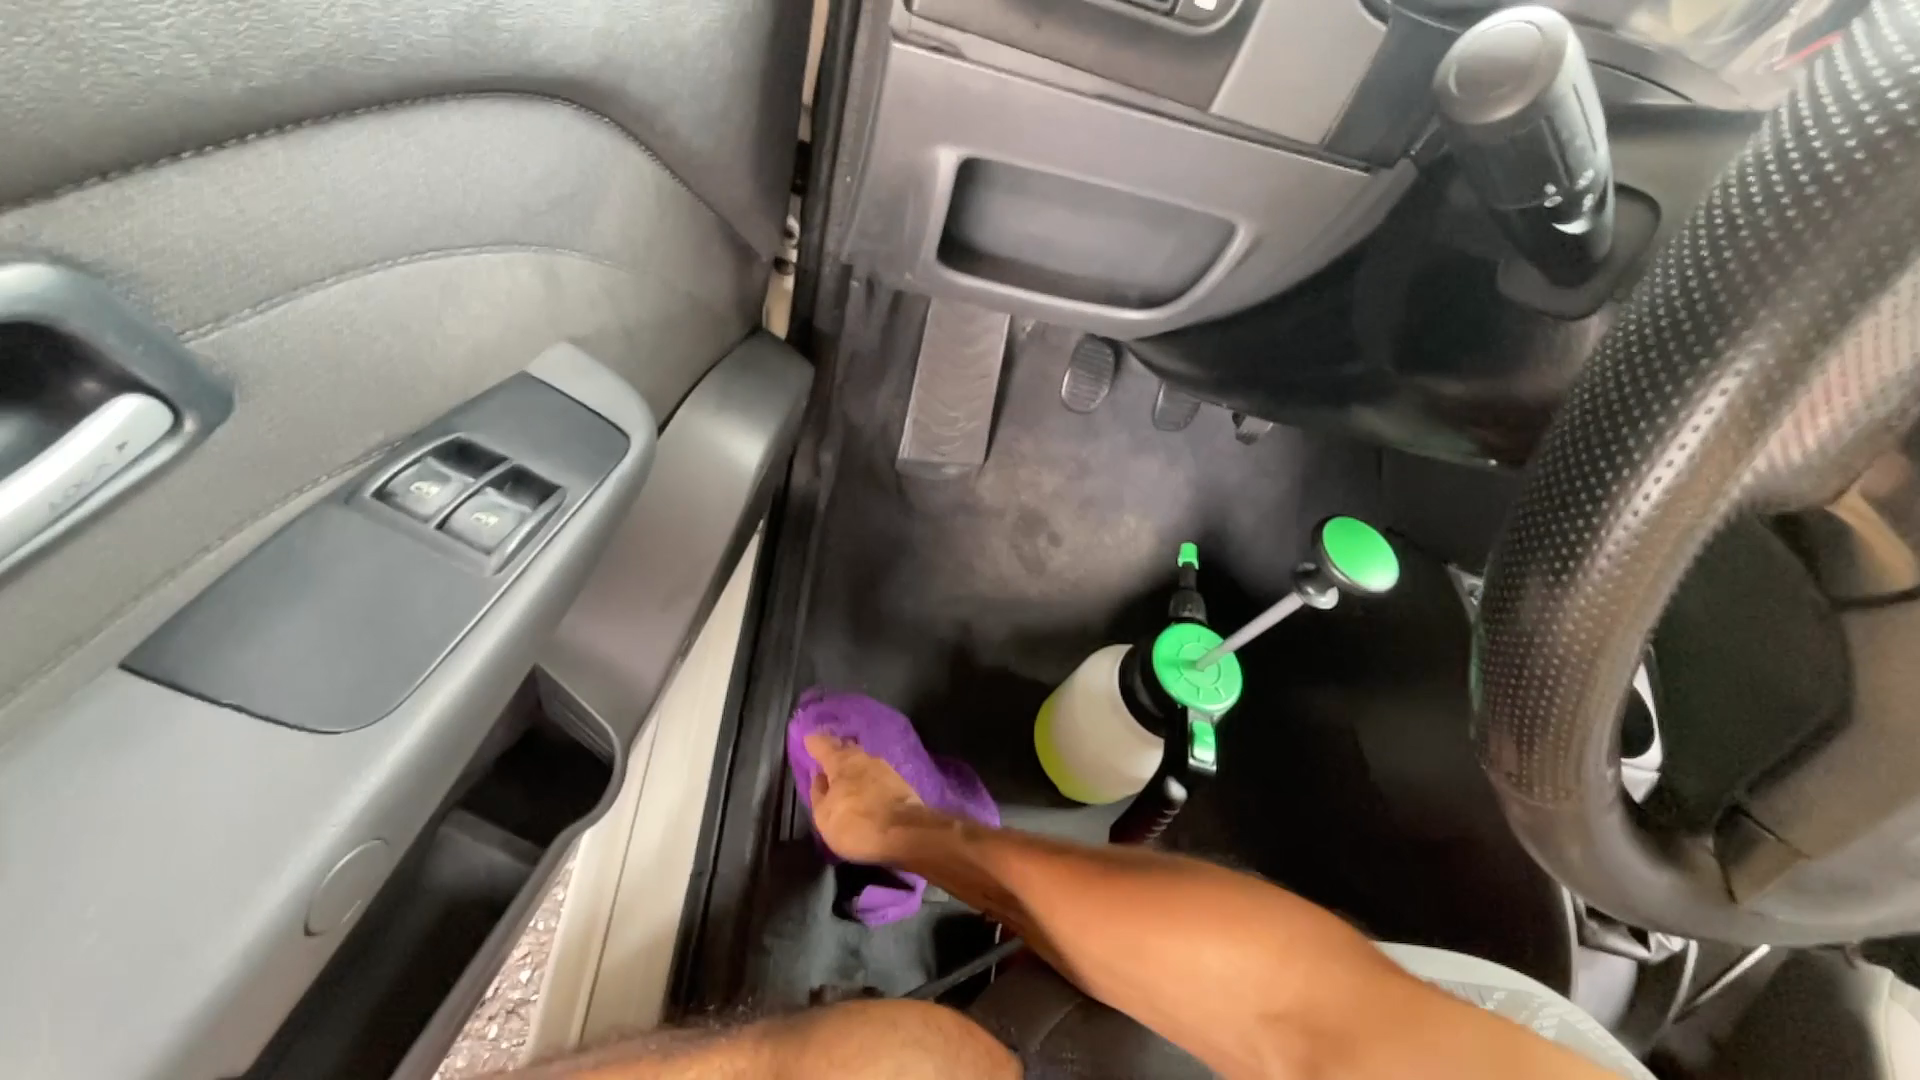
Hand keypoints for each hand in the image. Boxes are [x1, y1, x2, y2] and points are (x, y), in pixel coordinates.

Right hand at [805, 734, 925, 863]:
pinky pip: (877, 775)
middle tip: (828, 753)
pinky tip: (866, 785)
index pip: (824, 745)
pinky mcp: (900, 783)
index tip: (809, 738)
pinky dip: (868, 777)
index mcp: (842, 763)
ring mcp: (886, 769)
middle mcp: (864, 759)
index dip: (815, 742)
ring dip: (854, 765)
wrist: (906, 834)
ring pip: (864, 761)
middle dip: (837, 750)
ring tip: (847, 771)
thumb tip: (819, 777)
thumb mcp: (825, 816)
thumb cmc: (857, 824)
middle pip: (847, 749)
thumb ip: (819, 794)